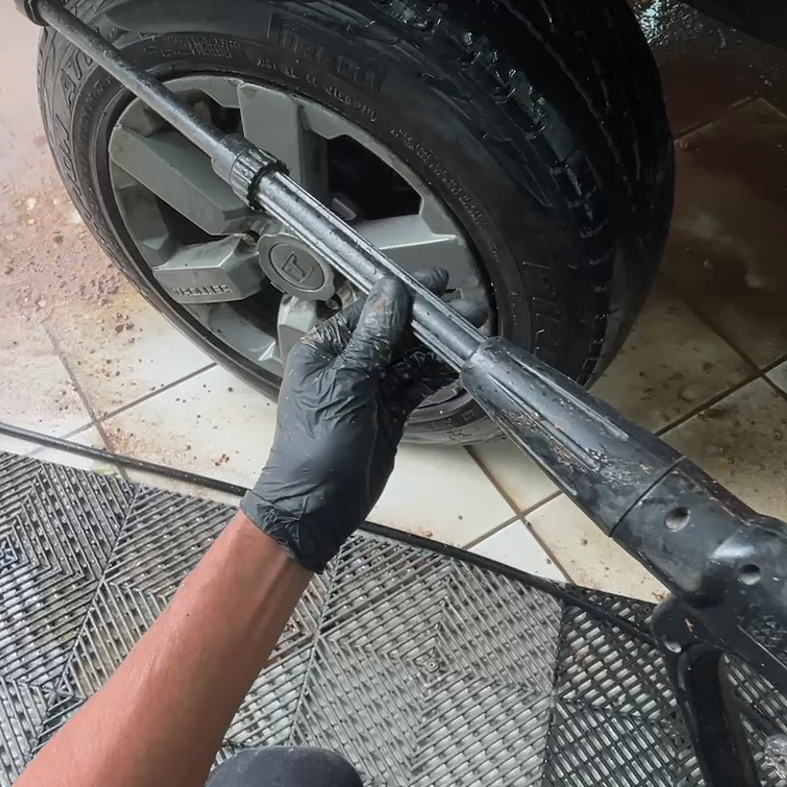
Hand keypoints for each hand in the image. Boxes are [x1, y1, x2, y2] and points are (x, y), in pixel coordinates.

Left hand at [240, 272, 463, 571]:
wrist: (317, 504)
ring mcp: (368, 390)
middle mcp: (346, 365)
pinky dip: (433, 375)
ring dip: (436, 346)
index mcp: (324, 350)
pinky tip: (454, 363)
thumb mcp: (345, 383)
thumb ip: (373, 338)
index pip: (369, 309)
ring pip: (407, 358)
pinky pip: (414, 386)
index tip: (438, 282)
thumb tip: (391, 292)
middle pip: (393, 332)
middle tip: (464, 307)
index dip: (404, 295)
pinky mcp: (387, 414)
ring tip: (469, 330)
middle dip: (428, 320)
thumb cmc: (316, 445)